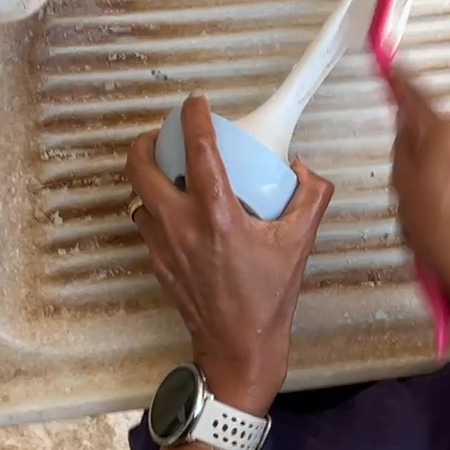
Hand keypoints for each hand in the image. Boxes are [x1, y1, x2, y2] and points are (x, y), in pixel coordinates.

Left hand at [126, 96, 334, 414]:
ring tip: (172, 172)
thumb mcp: (301, 243)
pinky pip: (146, 222)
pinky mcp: (157, 262)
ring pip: (139, 196)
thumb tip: (302, 167)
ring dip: (150, 177)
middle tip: (163, 133)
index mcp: (217, 215)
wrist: (238, 347)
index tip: (196, 103)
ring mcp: (163, 245)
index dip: (193, 117)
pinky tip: (180, 212)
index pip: (198, 149)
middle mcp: (181, 225)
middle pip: (140, 167)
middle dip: (145, 141)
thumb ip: (311, 196)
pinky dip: (157, 208)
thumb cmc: (268, 297)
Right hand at [387, 67, 449, 326]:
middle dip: (411, 154)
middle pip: (427, 130)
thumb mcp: (404, 192)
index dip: (394, 77)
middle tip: (402, 190)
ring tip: (424, 220)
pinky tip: (442, 228)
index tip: (385, 59)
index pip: (412, 92)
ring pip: (443, 157)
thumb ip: (400, 149)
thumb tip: (401, 126)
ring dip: (429, 180)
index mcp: (445, 133)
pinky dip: (447, 195)